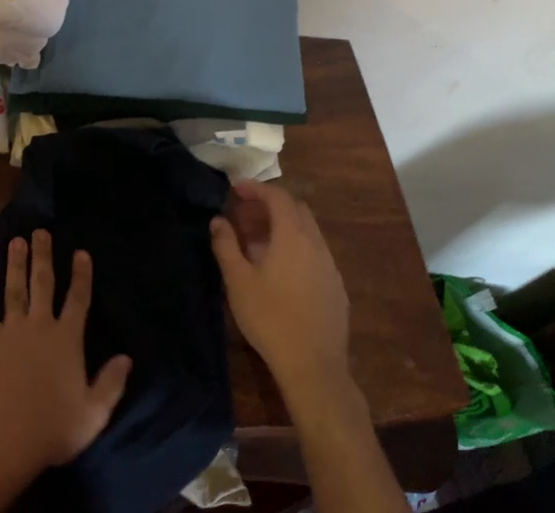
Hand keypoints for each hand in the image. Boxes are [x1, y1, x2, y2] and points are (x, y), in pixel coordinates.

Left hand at [0, 230, 131, 471]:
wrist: (7, 435)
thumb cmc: (54, 428)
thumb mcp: (94, 412)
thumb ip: (111, 383)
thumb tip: (127, 358)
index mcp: (68, 340)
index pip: (79, 300)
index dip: (82, 275)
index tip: (81, 252)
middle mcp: (40, 325)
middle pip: (43, 283)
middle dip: (43, 256)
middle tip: (41, 231)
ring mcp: (11, 328)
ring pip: (14, 287)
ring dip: (15, 262)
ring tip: (15, 239)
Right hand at [210, 180, 352, 396]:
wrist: (313, 365)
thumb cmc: (270, 318)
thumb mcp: (238, 280)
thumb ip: (226, 245)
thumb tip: (218, 221)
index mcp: (293, 238)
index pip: (278, 197)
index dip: (256, 188)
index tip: (235, 189)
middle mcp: (316, 245)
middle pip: (297, 210)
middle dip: (270, 205)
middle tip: (243, 215)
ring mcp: (330, 267)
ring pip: (308, 232)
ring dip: (282, 227)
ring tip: (256, 243)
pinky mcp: (336, 287)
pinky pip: (314, 253)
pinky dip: (295, 247)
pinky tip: (278, 270)